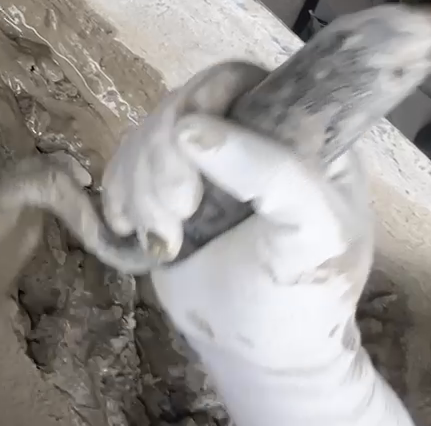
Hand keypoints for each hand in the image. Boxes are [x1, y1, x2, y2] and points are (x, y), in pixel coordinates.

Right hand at [102, 63, 409, 425]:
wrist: (251, 351)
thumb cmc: (297, 297)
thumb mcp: (311, 237)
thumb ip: (271, 174)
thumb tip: (189, 128)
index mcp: (293, 133)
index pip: (235, 80)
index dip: (202, 101)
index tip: (187, 148)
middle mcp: (242, 133)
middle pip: (178, 106)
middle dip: (162, 160)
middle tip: (176, 212)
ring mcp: (196, 156)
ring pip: (143, 135)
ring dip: (140, 187)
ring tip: (164, 239)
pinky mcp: (156, 179)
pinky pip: (119, 161)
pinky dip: (120, 195)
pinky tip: (139, 231)